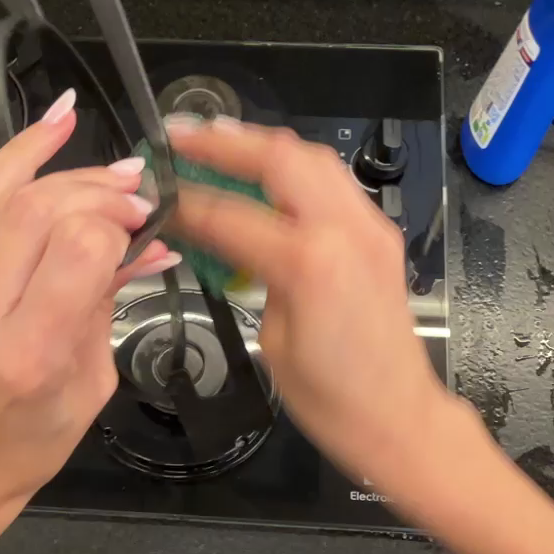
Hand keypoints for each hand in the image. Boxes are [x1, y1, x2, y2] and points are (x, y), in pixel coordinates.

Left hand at [0, 90, 181, 515]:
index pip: (76, 250)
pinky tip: (52, 129)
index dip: (115, 223)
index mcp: (29, 357)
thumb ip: (108, 305)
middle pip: (36, 213)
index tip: (143, 225)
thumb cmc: (36, 443)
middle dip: (95, 191)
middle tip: (134, 196)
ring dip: (62, 169)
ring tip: (111, 165)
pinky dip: (14, 160)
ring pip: (2, 198)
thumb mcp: (92, 384)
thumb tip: (146, 242)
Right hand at [167, 118, 470, 496]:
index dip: (186, 200)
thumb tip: (233, 248)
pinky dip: (294, 170)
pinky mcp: (380, 237)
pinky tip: (267, 177)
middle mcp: (345, 230)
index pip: (230, 215)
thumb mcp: (272, 341)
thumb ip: (253, 281)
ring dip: (262, 146)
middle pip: (279, 157)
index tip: (156, 191)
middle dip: (226, 141)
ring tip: (220, 142)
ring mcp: (370, 228)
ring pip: (312, 159)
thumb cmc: (331, 400)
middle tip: (182, 136)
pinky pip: (333, 184)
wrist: (397, 417)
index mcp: (309, 264)